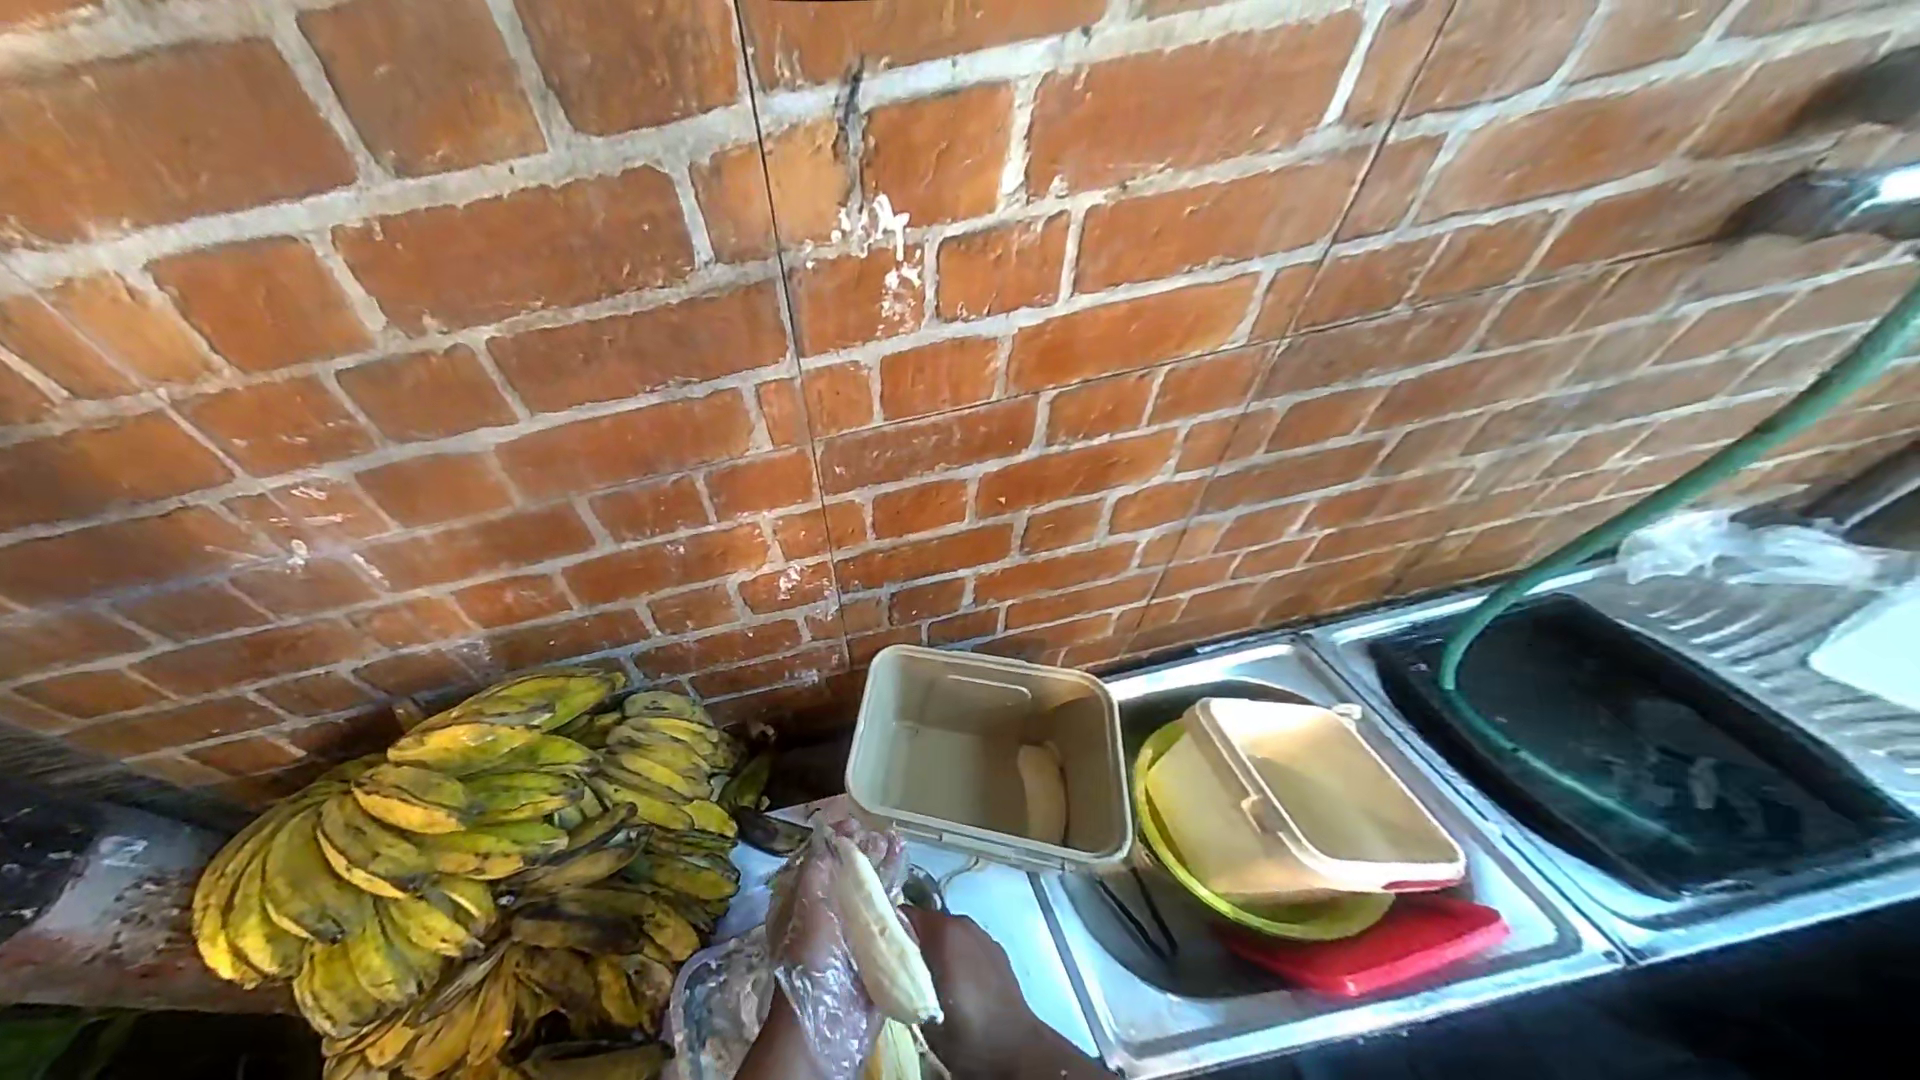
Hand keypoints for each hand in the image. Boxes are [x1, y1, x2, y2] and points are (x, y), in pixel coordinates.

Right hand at [901, 907, 1041, 1074]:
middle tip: (901, 966)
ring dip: (937, 946)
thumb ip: (904, 982)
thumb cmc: (965, 1032)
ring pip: (949, 931)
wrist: (1015, 1049)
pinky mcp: (996, 950)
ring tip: (929, 977)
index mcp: (943, 933)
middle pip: (928, 921)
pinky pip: (967, 943)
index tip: (880, 947)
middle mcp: (963, 924)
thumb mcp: (923, 1013)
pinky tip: (956, 982)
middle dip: (914, 939)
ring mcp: (983, 935)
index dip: (891, 927)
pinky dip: (957, 953)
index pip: (906, 913)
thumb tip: (890, 970)